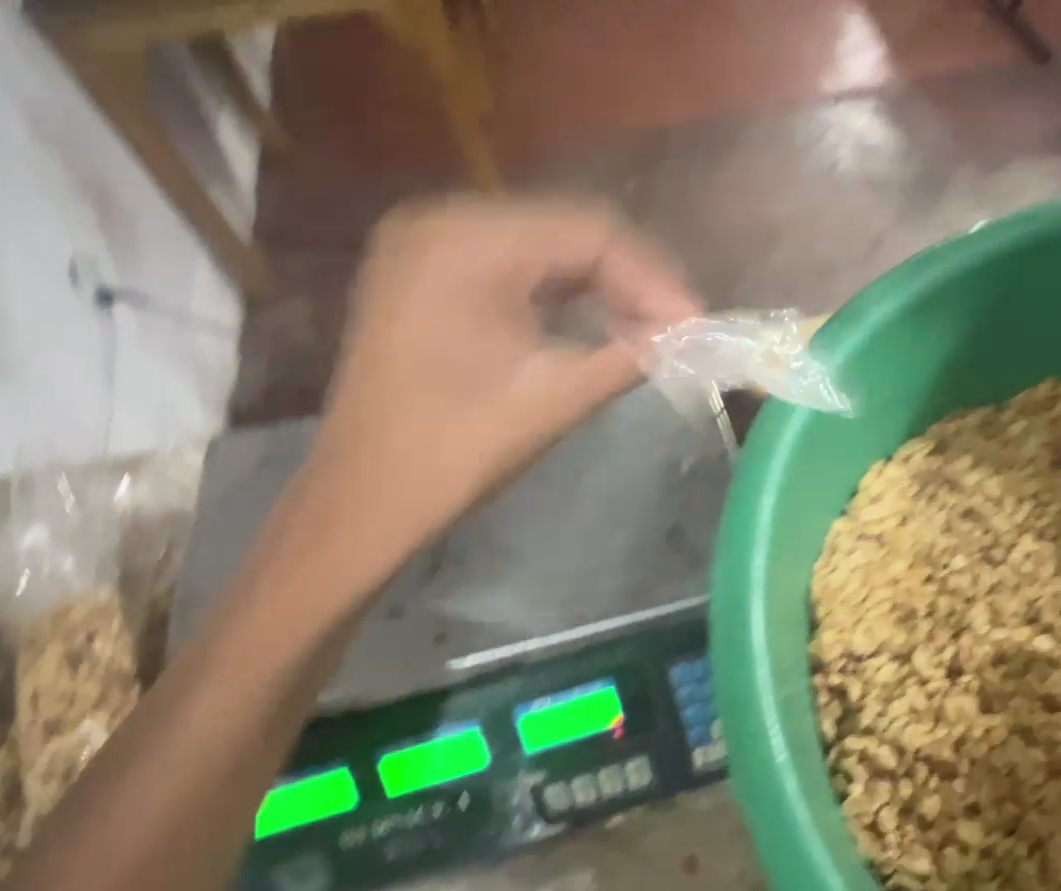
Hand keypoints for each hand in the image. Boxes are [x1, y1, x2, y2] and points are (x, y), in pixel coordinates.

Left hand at [309, 197, 701, 542]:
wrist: (365, 499)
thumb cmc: (457, 450)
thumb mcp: (555, 398)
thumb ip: (629, 356)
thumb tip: (687, 336)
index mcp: (468, 240)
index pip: (589, 231)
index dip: (652, 277)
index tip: (695, 323)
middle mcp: (441, 220)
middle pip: (564, 230)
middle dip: (628, 280)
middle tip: (677, 328)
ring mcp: (423, 247)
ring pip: (538, 248)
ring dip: (596, 286)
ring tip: (645, 329)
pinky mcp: (420, 277)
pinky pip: (506, 268)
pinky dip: (554, 294)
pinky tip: (590, 322)